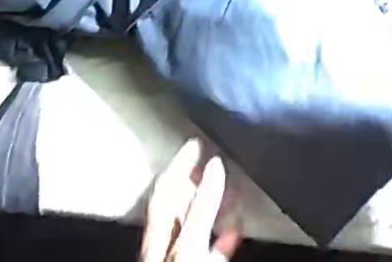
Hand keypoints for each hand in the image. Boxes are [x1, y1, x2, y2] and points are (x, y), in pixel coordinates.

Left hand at [142, 138, 241, 261]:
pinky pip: (207, 249)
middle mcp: (163, 246)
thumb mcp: (190, 246)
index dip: (180, 162)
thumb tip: (214, 165)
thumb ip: (202, 207)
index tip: (198, 141)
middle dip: (193, 181)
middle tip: (212, 159)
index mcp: (158, 234)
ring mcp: (177, 260)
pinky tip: (233, 233)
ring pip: (192, 225)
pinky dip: (220, 237)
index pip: (166, 186)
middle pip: (176, 204)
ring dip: (209, 205)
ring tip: (227, 190)